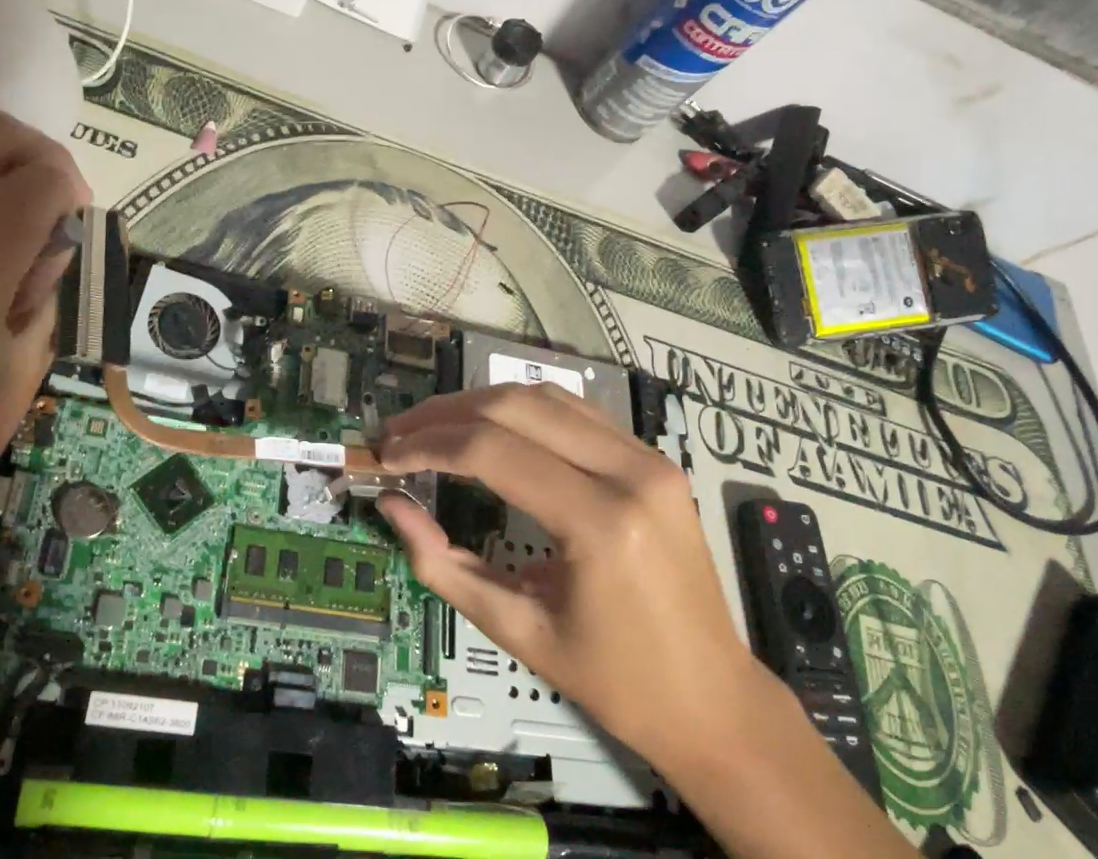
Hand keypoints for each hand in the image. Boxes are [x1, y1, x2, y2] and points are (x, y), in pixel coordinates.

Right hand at [376, 382, 766, 771]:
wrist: (713, 700)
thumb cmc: (615, 681)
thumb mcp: (516, 630)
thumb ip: (444, 564)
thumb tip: (391, 506)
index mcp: (600, 523)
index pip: (492, 451)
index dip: (427, 445)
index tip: (385, 456)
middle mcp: (632, 473)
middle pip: (517, 406)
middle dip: (445, 413)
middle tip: (398, 433)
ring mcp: (651, 461)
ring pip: (548, 397)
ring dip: (481, 403)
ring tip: (432, 426)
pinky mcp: (656, 462)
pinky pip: (578, 414)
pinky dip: (524, 412)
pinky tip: (489, 430)